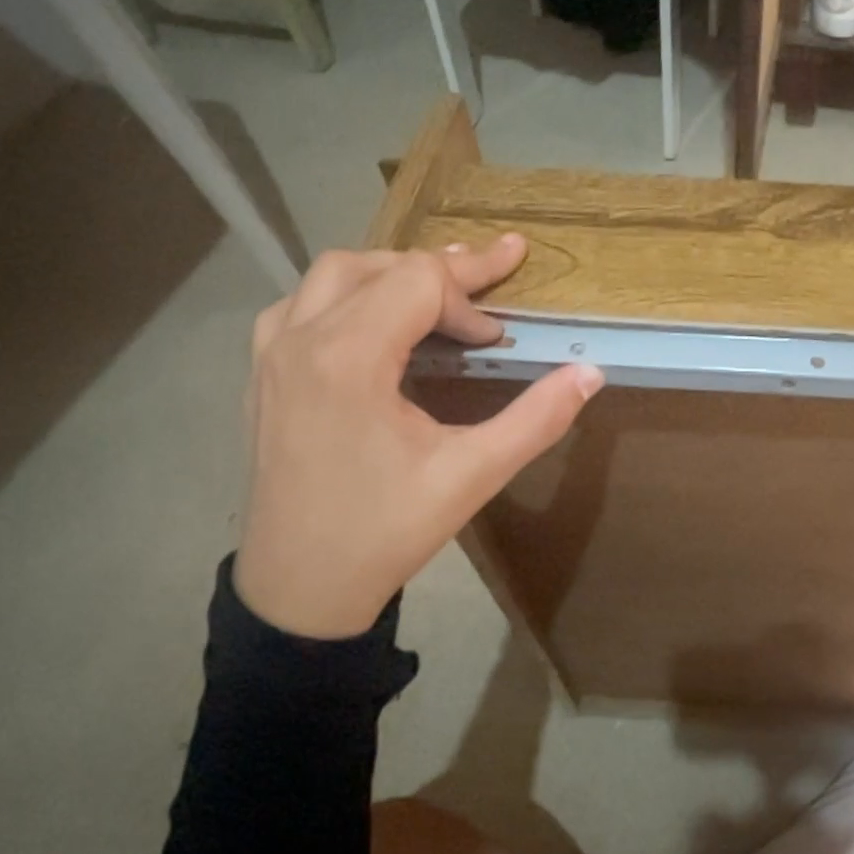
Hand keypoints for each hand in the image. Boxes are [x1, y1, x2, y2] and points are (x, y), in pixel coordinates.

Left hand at [233, 238, 603, 638]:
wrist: (299, 588)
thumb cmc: (385, 531)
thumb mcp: (472, 476)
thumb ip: (536, 419)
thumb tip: (590, 373)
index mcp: (348, 357)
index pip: (418, 281)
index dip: (470, 295)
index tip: (500, 339)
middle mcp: (301, 339)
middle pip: (378, 265)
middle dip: (440, 272)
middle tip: (489, 286)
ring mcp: (272, 354)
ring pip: (334, 275)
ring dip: (390, 274)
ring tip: (438, 296)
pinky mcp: (262, 374)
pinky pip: (302, 304)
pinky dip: (347, 296)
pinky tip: (375, 326)